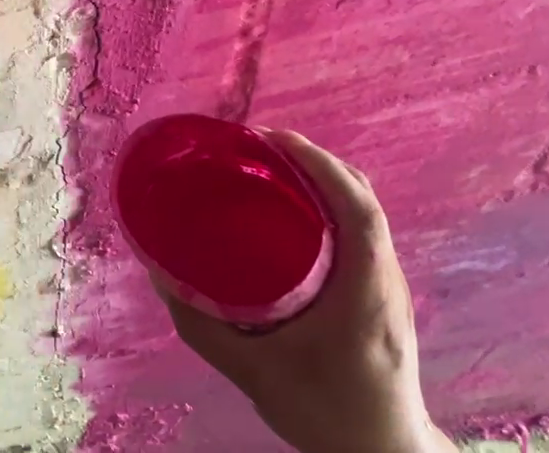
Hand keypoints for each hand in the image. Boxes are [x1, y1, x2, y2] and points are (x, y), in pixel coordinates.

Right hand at [157, 130, 456, 452]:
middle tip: (256, 147)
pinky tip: (291, 210)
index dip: (318, 163)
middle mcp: (385, 278)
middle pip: (362, 195)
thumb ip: (200, 324)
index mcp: (364, 291)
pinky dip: (329, 201)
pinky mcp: (384, 293)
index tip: (268, 139)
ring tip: (268, 168)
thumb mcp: (250, 372)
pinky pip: (362, 227)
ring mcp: (391, 285)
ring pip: (365, 208)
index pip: (357, 207)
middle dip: (312, 158)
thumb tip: (157, 271)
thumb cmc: (323, 411)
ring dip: (322, 176)